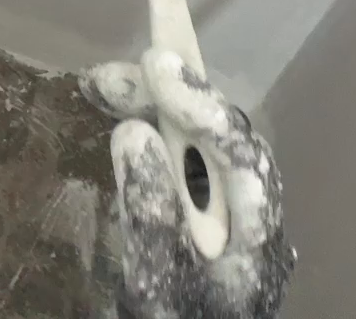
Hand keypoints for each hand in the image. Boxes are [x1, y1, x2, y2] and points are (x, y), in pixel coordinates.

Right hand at [83, 50, 294, 318]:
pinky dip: (149, 117)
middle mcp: (251, 212)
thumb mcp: (155, 280)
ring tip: (101, 84)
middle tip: (104, 77)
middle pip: (220, 133)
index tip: (155, 62)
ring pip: (200, 136)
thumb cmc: (173, 318)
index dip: (199, 103)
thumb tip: (132, 129)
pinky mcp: (200, 203)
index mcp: (255, 235)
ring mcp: (228, 206)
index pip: (238, 154)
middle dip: (167, 94)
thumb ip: (151, 215)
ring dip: (153, 101)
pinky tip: (118, 107)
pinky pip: (181, 148)